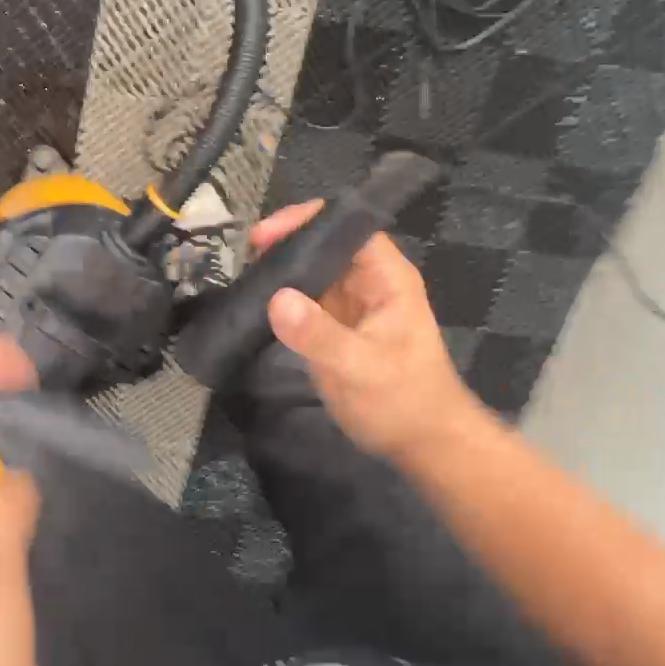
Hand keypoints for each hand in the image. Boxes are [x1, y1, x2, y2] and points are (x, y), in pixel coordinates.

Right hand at [252, 201, 489, 460]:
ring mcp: (350, 305)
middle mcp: (368, 283)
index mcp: (386, 278)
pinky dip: (279, 296)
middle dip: (285, 243)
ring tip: (241, 275)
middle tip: (243, 256)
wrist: (422, 445)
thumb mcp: (360, 369)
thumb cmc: (403, 402)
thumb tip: (275, 299)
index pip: (349, 227)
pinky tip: (252, 302)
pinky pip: (304, 299)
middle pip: (325, 244)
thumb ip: (319, 334)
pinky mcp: (334, 327)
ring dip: (279, 269)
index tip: (265, 234)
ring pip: (312, 270)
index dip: (309, 220)